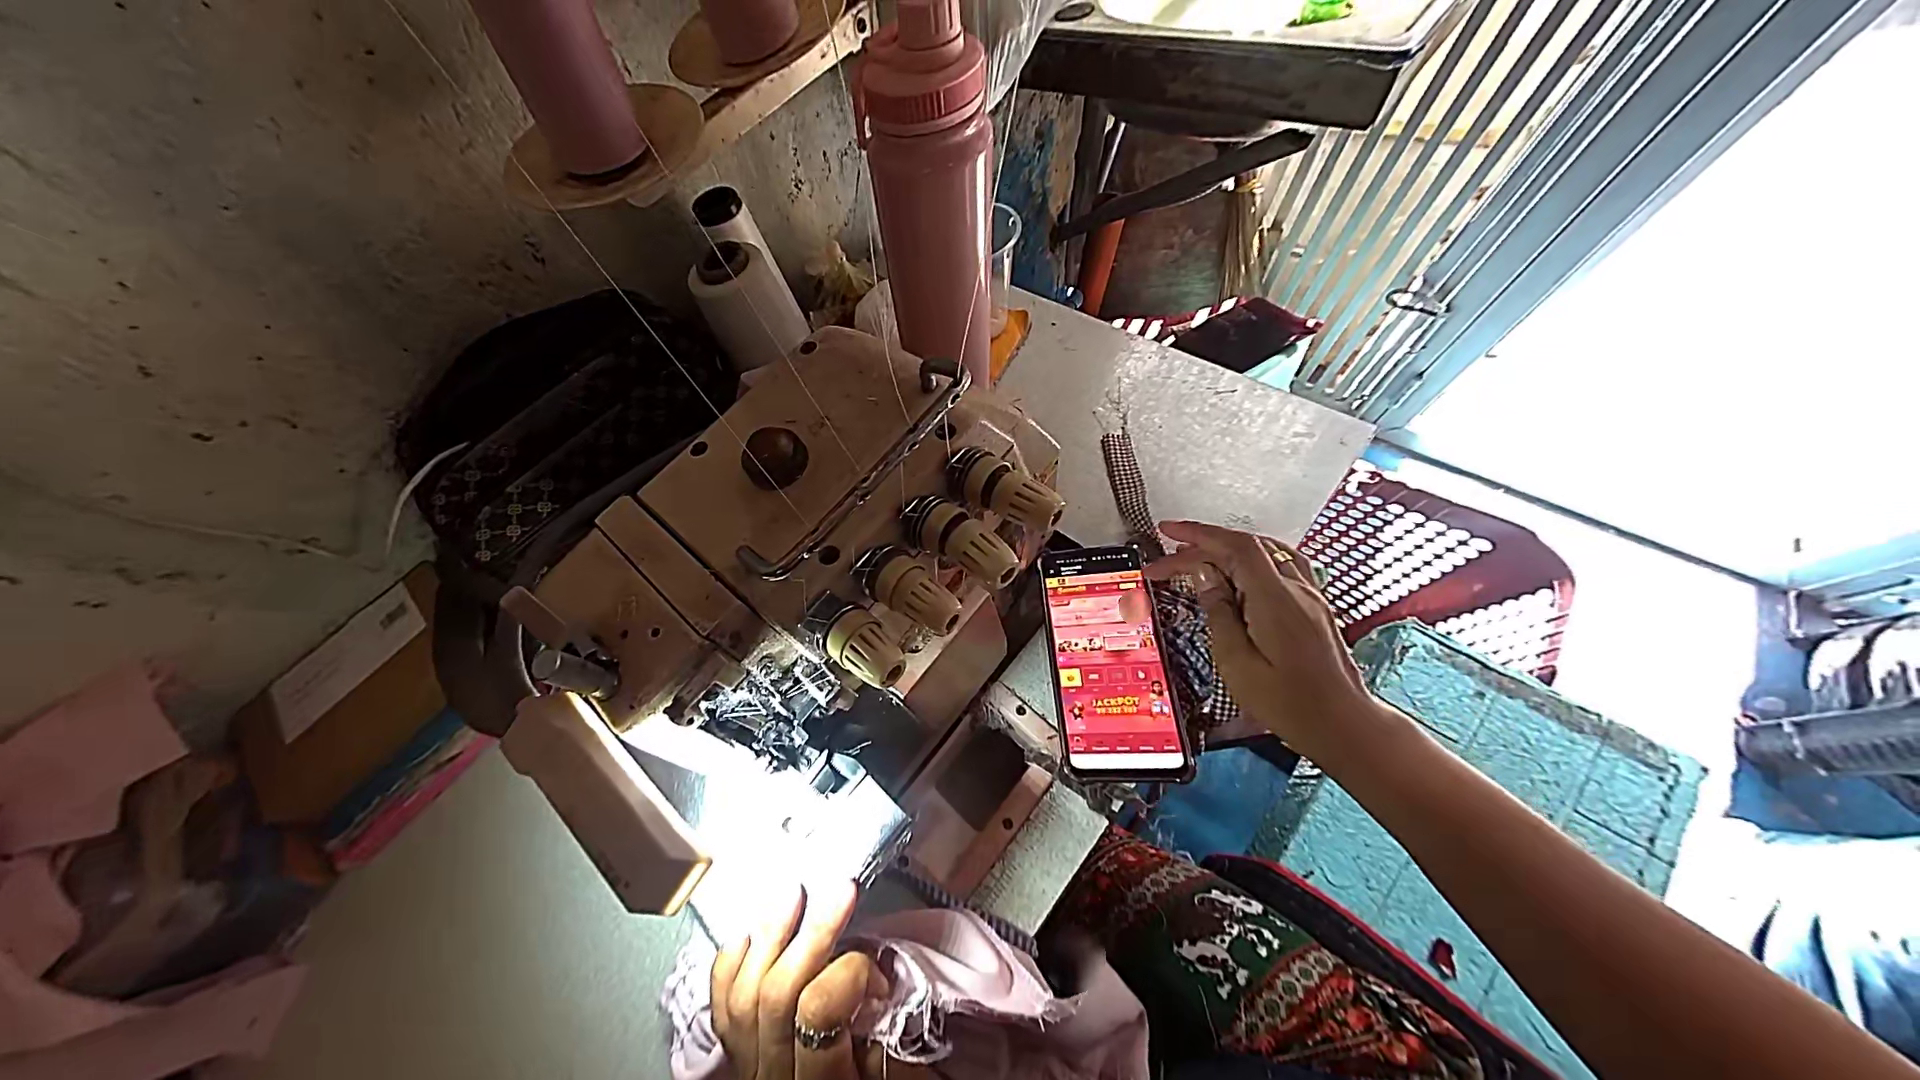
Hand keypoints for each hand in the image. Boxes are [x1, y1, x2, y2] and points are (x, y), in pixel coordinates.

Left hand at [711, 882, 914, 1079]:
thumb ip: (888, 1037)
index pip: (819, 1009)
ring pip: (744, 992)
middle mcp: (775, 1077)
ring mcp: (748, 1065)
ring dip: (770, 933)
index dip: (852, 972)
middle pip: (778, 992)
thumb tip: (882, 982)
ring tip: (794, 894)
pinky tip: (750, 930)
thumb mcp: (895, 1079)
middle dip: (813, 932)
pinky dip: (732, 962)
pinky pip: (721, 1006)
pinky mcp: (737, 1054)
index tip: (879, 974)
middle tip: (842, 891)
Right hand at [1146, 519, 1376, 754]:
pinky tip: (1238, 572)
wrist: (1344, 725)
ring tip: (1196, 560)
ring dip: (1226, 552)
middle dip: (1202, 548)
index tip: (1168, 531)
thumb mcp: (1236, 662)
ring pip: (1264, 554)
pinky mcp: (1314, 608)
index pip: (1235, 548)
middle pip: (1246, 549)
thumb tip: (1204, 577)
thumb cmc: (1289, 704)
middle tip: (1168, 561)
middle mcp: (1297, 591)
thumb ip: (1219, 613)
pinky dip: (1251, 561)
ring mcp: (1310, 597)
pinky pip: (1281, 567)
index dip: (1199, 534)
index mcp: (1275, 600)